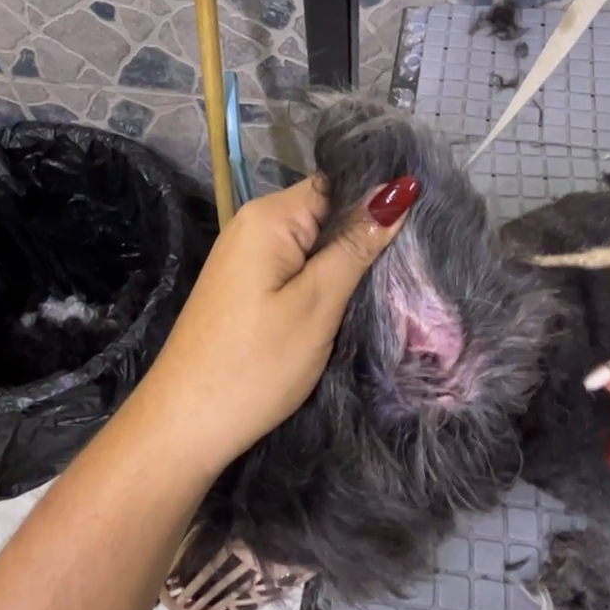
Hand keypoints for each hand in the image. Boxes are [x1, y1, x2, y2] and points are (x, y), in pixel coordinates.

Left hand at [138, 175, 416, 472]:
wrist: (184, 424)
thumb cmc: (255, 364)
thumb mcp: (317, 304)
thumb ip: (356, 246)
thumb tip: (398, 191)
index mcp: (269, 217)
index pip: (336, 184)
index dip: (378, 200)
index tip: (425, 222)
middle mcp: (252, 224)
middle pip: (324, 212)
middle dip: (366, 233)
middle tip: (418, 260)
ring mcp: (244, 258)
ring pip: (311, 243)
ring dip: (346, 261)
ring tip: (393, 281)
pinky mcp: (244, 287)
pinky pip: (293, 268)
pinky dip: (322, 280)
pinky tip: (348, 301)